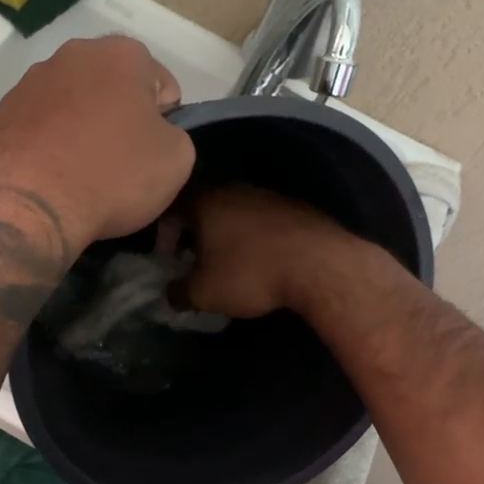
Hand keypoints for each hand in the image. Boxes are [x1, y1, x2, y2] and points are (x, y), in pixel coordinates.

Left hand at [0, 37, 194, 248]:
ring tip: (82, 165)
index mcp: (124, 54)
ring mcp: (34, 78)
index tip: (151, 150)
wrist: (34, 208)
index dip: (163, 120)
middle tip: (119, 157)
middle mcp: (75, 53)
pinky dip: (51, 135)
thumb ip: (175, 132)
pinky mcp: (5, 108)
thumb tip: (153, 131)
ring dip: (83, 121)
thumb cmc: (114, 176)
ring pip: (75, 98)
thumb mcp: (177, 159)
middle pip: (114, 85)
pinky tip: (53, 166)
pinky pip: (42, 118)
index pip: (161, 86)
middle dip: (120, 113)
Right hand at [183, 184, 356, 318]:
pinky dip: (250, 236)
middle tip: (191, 259)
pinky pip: (259, 219)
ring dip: (223, 233)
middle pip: (202, 206)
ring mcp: (266, 195)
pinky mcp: (293, 207)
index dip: (163, 233)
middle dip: (193, 232)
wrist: (321, 266)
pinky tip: (258, 259)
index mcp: (205, 200)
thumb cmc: (251, 274)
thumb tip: (169, 295)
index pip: (171, 207)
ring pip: (232, 210)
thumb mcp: (204, 293)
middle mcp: (233, 189)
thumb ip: (178, 292)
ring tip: (225, 262)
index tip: (167, 258)